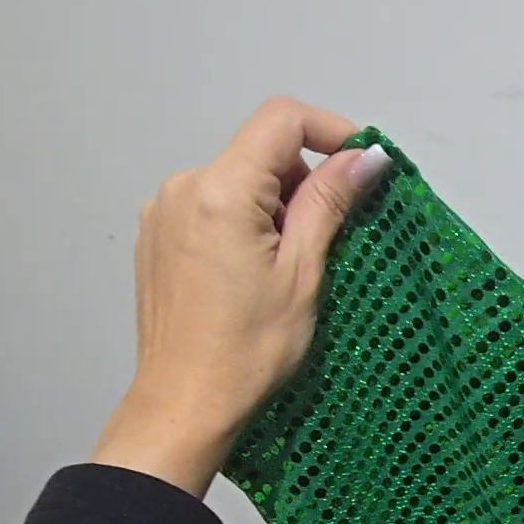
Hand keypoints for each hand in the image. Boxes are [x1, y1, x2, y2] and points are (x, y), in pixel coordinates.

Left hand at [91, 97, 392, 495]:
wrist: (185, 404)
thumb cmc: (251, 350)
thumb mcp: (304, 275)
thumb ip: (329, 204)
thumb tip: (365, 157)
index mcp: (220, 191)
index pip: (281, 120)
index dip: (331, 131)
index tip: (364, 169)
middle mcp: (182, 187)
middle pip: (260, 153)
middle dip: (306, 184)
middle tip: (333, 243)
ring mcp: (163, 212)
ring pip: (239, 184)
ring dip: (278, 209)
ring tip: (294, 270)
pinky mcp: (158, 238)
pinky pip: (215, 209)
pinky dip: (249, 226)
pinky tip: (257, 277)